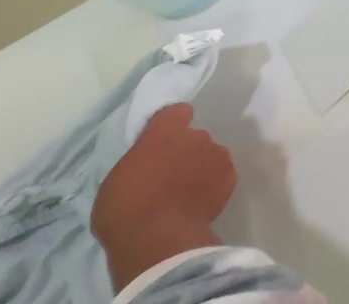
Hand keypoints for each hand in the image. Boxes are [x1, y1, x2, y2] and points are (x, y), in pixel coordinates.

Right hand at [92, 103, 234, 289]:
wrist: (158, 235)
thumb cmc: (125, 209)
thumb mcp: (117, 180)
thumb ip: (141, 161)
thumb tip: (153, 162)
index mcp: (165, 135)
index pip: (176, 112)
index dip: (171, 122)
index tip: (163, 137)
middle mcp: (197, 137)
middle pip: (193, 137)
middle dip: (183, 152)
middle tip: (167, 177)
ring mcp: (218, 154)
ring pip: (209, 155)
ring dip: (199, 167)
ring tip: (182, 193)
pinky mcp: (231, 175)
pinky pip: (221, 173)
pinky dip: (211, 183)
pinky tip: (196, 202)